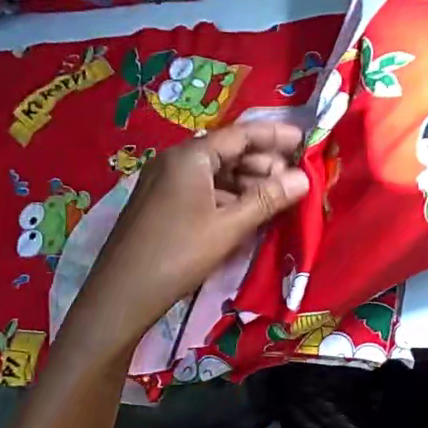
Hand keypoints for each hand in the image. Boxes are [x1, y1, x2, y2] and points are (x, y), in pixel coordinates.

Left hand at [61, 121, 308, 355]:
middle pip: (227, 152)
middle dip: (263, 164)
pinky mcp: (159, 204)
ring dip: (247, 184)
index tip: (305, 142)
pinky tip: (247, 214)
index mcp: (190, 156)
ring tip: (277, 200)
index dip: (275, 137)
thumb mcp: (228, 227)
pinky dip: (226, 198)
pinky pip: (200, 190)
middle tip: (296, 181)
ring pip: (214, 174)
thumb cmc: (178, 255)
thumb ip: (268, 199)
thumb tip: (305, 178)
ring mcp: (163, 182)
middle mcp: (174, 160)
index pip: (241, 134)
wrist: (121, 293)